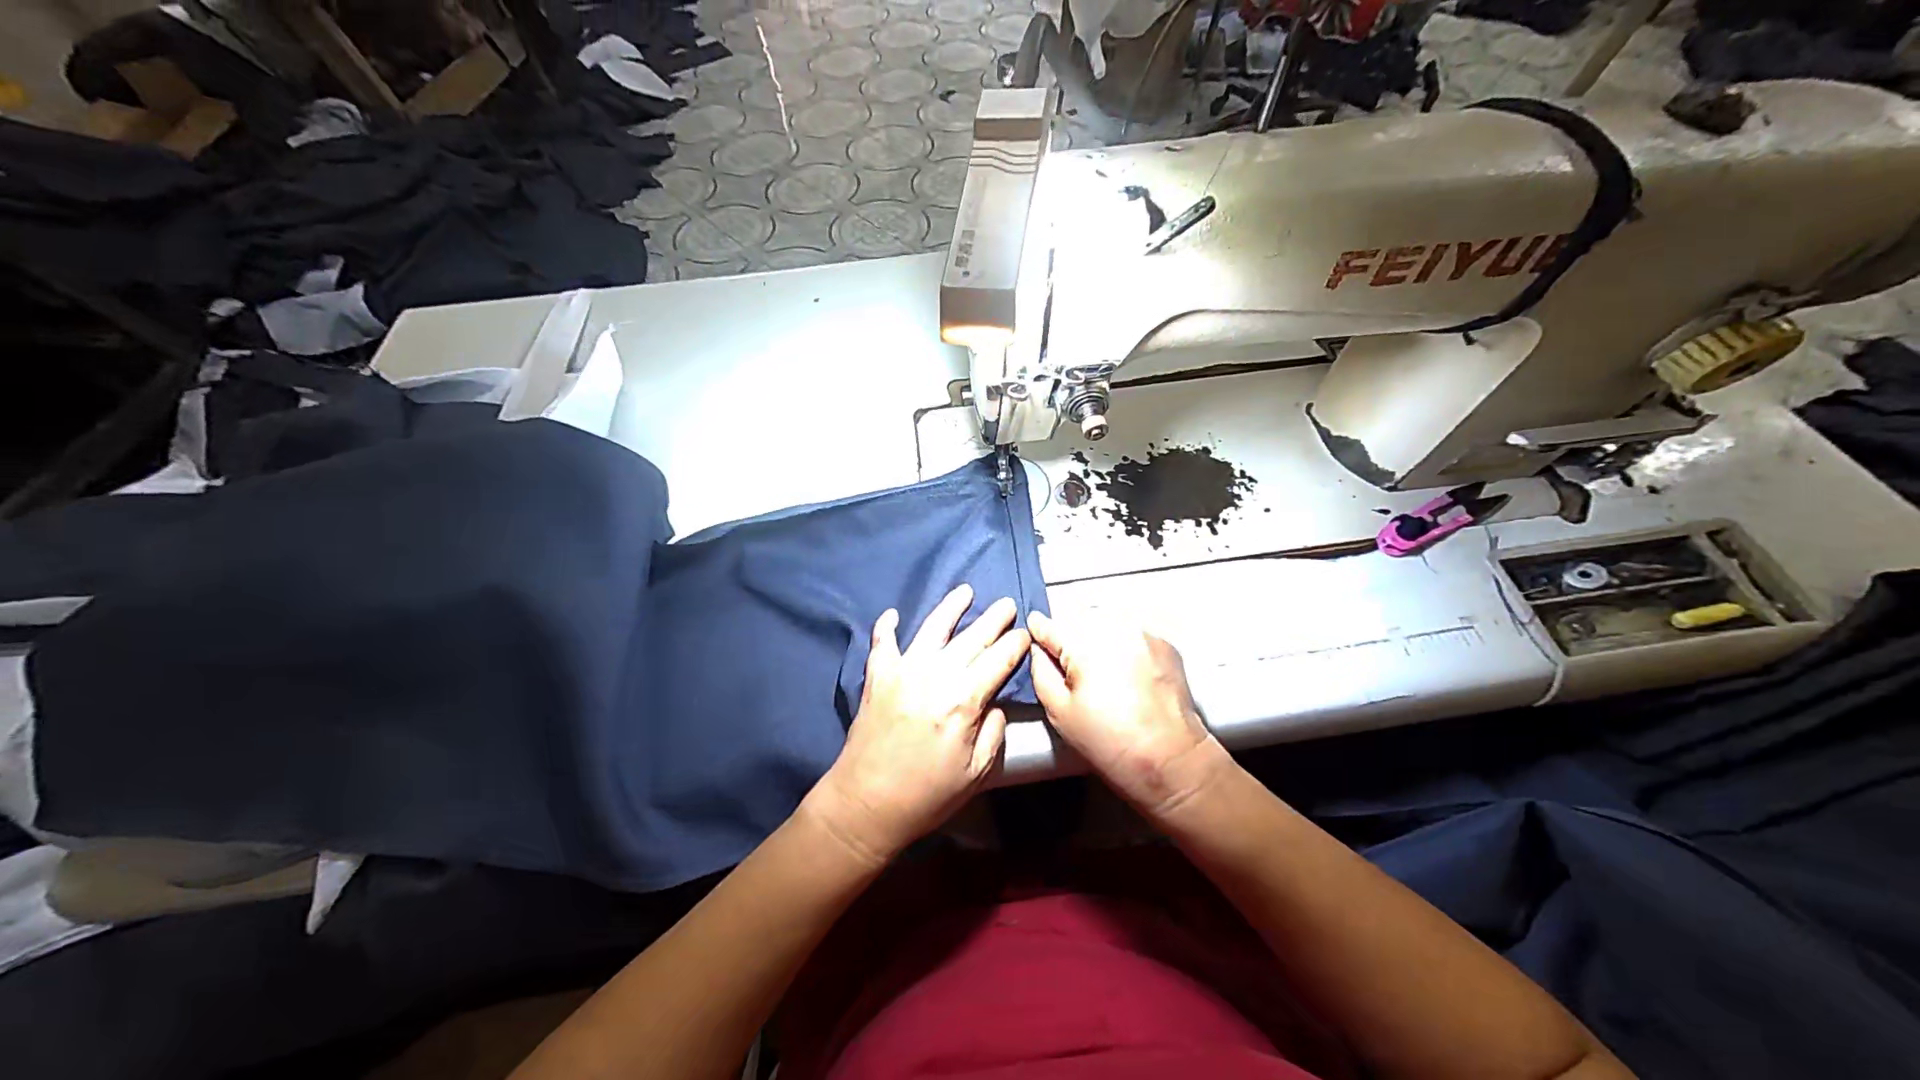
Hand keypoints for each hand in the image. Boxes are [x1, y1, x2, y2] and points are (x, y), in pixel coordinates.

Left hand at [803, 585, 1030, 867]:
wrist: (866, 803)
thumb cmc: (927, 794)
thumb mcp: (976, 772)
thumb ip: (992, 732)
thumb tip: (994, 704)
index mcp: (964, 700)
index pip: (998, 660)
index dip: (1015, 645)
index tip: (1025, 634)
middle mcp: (935, 675)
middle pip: (971, 638)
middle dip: (993, 619)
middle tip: (1007, 604)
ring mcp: (903, 671)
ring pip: (932, 629)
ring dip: (951, 608)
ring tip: (965, 591)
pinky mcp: (877, 677)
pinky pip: (882, 643)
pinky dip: (887, 627)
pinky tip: (893, 615)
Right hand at [1027, 610, 1226, 819]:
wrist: (1170, 758)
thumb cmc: (1113, 742)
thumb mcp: (1059, 711)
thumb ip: (1039, 671)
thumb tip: (1037, 650)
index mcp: (1084, 642)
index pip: (1048, 625)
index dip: (1039, 634)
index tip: (1037, 640)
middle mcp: (1114, 627)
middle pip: (1078, 620)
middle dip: (1072, 640)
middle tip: (1074, 674)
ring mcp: (1143, 633)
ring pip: (1106, 623)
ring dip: (1098, 640)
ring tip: (1103, 677)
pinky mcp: (1164, 643)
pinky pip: (1132, 634)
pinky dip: (1124, 647)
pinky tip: (1127, 677)